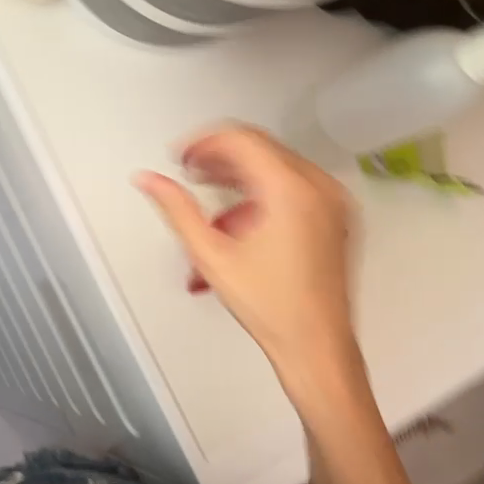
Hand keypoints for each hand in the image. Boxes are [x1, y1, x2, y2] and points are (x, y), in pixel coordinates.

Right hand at [135, 124, 364, 407]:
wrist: (315, 344)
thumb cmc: (272, 308)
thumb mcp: (210, 254)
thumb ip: (176, 209)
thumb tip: (148, 180)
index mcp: (290, 190)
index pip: (241, 139)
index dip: (204, 143)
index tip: (181, 158)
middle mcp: (318, 187)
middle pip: (260, 148)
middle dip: (219, 158)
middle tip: (189, 172)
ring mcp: (332, 201)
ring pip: (276, 166)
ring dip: (238, 175)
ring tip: (208, 196)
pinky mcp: (336, 216)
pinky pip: (294, 185)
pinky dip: (262, 192)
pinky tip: (236, 218)